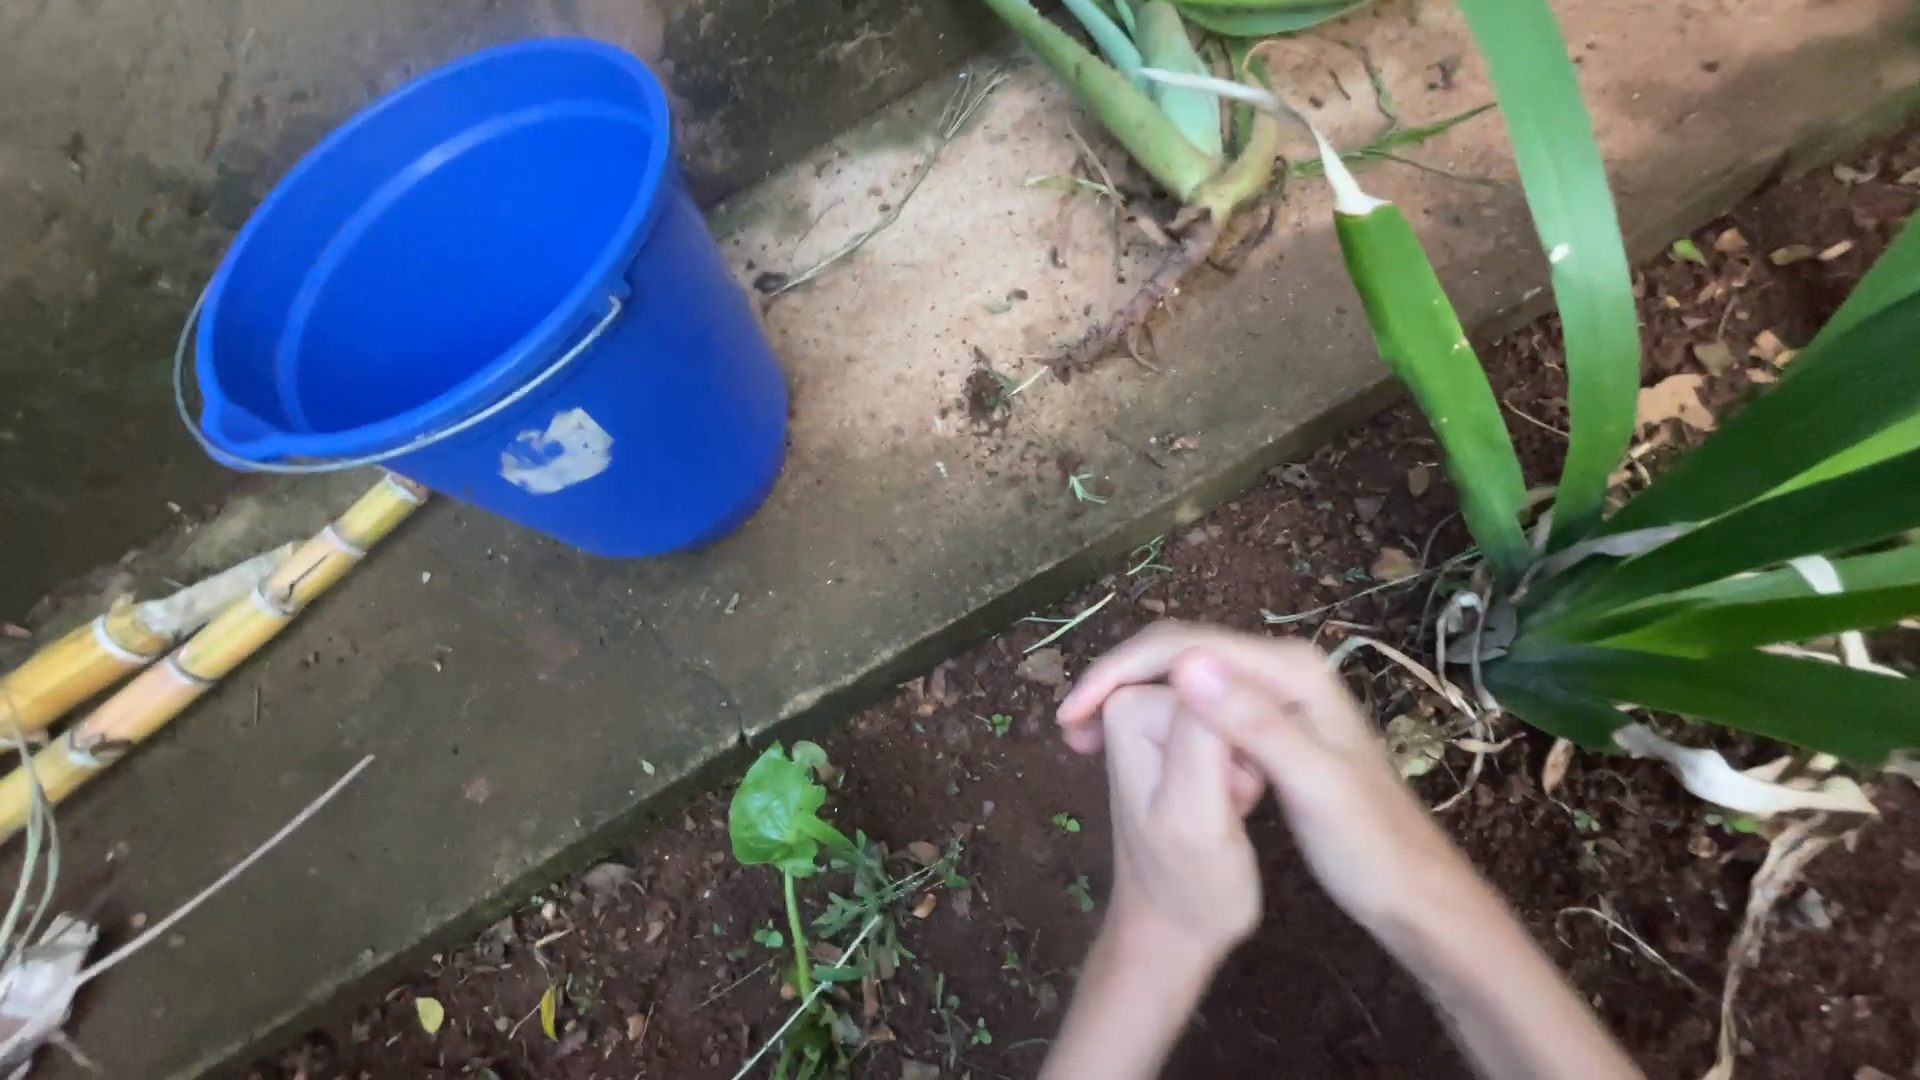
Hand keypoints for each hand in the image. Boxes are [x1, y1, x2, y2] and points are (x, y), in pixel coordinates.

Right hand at [1061, 624, 1466, 931]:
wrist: (1413, 892)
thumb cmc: (1369, 845)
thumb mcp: (1313, 786)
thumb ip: (1254, 722)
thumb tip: (1184, 663)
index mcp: (1288, 668)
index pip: (1182, 645)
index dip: (1118, 672)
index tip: (1072, 715)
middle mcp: (1277, 664)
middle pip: (1175, 651)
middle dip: (1116, 681)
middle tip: (1071, 727)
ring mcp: (1270, 689)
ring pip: (1179, 676)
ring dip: (1129, 698)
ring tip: (1087, 736)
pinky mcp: (1263, 716)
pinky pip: (1193, 703)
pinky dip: (1156, 718)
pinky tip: (1132, 744)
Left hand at [1098, 686, 1263, 960]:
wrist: (1174, 927)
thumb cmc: (1189, 884)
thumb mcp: (1199, 814)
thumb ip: (1199, 736)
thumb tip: (1198, 659)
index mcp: (1130, 707)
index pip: (1217, 687)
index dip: (1241, 743)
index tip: (1226, 795)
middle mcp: (1133, 700)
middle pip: (1224, 694)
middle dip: (1242, 752)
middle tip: (1226, 803)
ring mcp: (1153, 718)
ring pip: (1233, 714)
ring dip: (1245, 763)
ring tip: (1228, 807)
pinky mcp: (1174, 738)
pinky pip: (1230, 731)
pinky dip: (1242, 769)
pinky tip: (1228, 803)